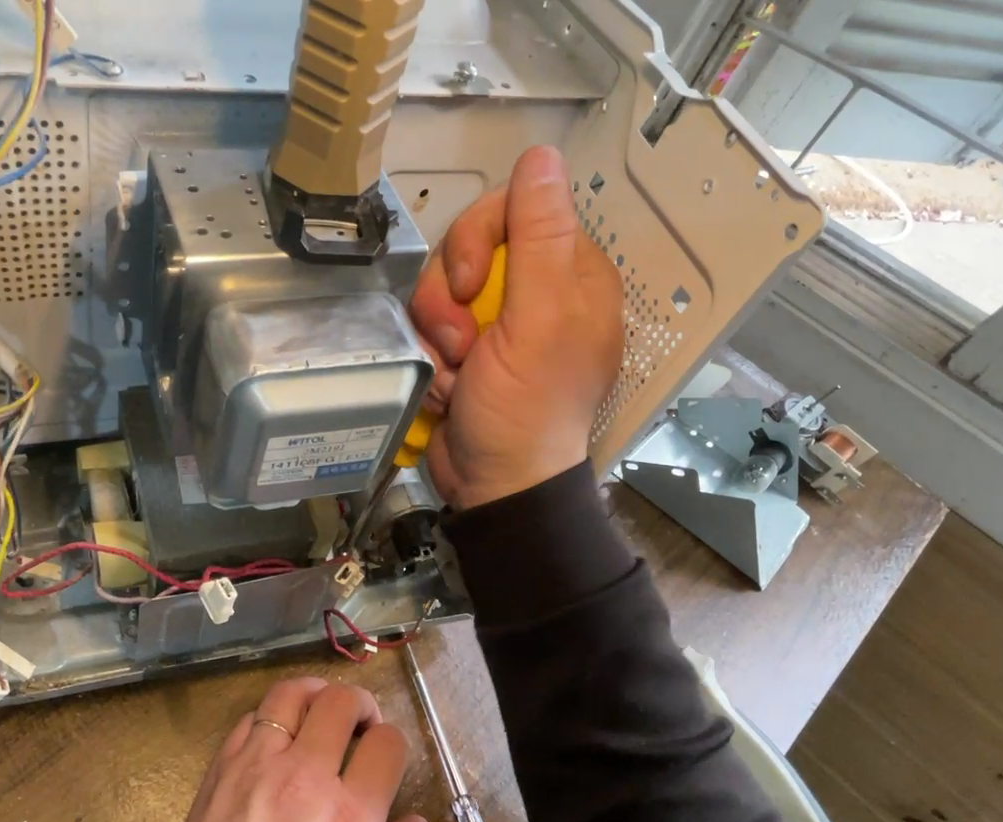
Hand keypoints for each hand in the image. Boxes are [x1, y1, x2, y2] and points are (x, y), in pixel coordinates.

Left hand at [152, 677, 429, 821]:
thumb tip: (415, 821)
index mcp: (350, 817)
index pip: (387, 743)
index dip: (394, 742)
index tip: (388, 758)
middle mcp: (305, 777)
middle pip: (341, 702)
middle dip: (361, 704)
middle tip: (362, 725)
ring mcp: (257, 766)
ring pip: (291, 694)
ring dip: (316, 694)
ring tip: (322, 712)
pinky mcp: (220, 769)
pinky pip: (251, 718)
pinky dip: (272, 716)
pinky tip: (278, 738)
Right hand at [408, 145, 625, 508]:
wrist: (497, 486)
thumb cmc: (526, 407)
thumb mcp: (539, 318)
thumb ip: (538, 236)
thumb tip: (540, 155)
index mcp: (571, 274)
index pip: (514, 210)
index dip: (478, 238)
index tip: (468, 283)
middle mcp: (536, 292)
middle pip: (468, 250)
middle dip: (450, 299)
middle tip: (463, 342)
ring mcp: (498, 326)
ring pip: (441, 293)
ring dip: (438, 337)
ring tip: (456, 375)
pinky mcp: (467, 355)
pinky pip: (431, 331)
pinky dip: (432, 362)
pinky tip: (449, 389)